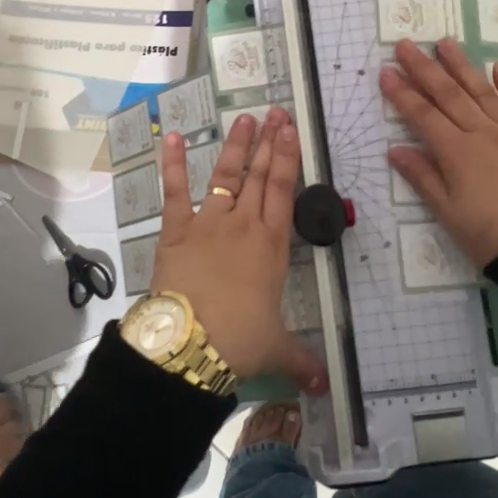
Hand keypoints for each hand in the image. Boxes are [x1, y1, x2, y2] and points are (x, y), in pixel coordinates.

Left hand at [156, 108, 326, 392]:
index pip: (284, 191)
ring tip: (244, 119)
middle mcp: (243, 226)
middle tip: (275, 112)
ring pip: (226, 176)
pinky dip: (175, 164)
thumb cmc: (239, 341)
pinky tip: (176, 138)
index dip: (289, 159)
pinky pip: (176, 192)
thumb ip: (300, 360)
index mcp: (271, 246)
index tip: (292, 130)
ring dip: (236, 147)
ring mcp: (208, 223)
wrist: (189, 343)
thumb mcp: (276, 350)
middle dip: (269, 143)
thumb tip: (323, 384)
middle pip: (259, 176)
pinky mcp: (176, 231)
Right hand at [380, 38, 497, 266]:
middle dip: (425, 68)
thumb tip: (395, 149)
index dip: (402, 93)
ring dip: (462, 66)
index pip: (423, 115)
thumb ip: (423, 176)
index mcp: (457, 153)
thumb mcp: (448, 213)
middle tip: (406, 44)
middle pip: (449, 95)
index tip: (386, 70)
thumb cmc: (491, 235)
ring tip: (445, 42)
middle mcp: (483, 133)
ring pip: (483, 91)